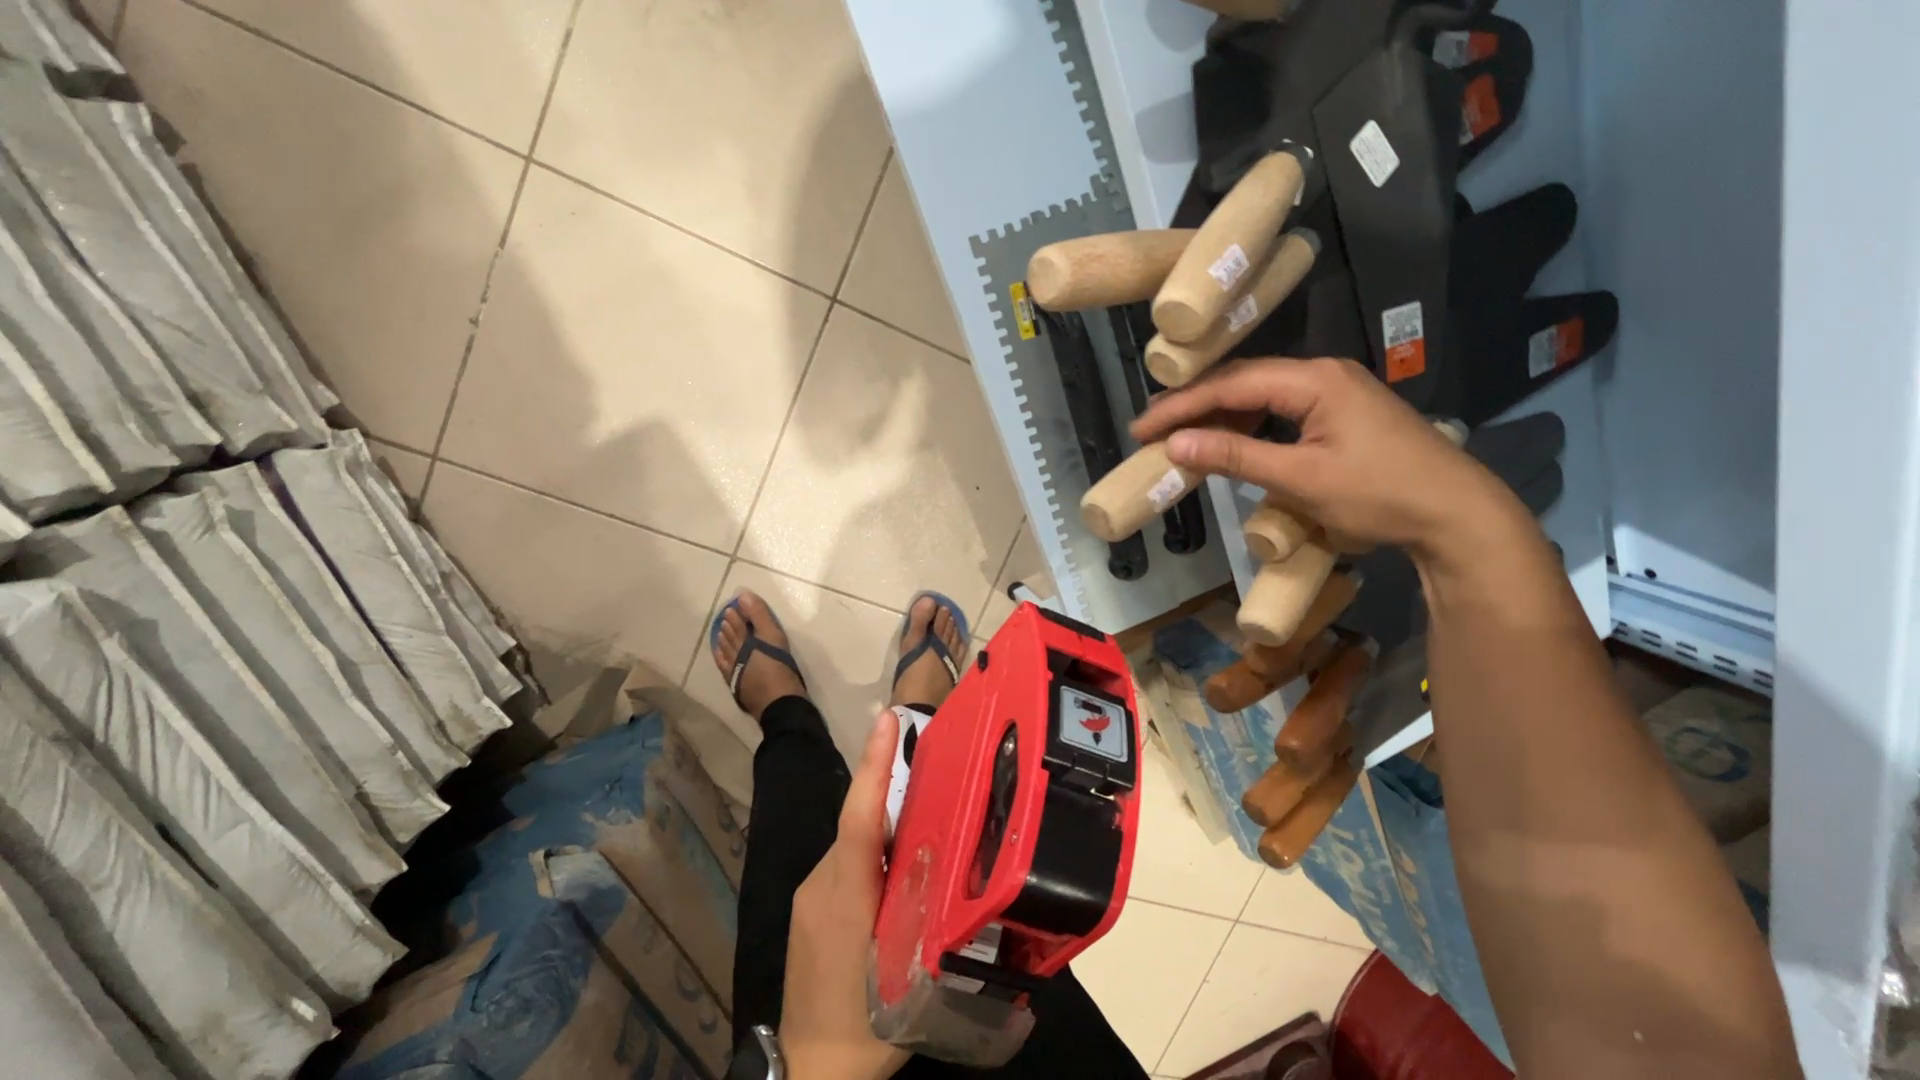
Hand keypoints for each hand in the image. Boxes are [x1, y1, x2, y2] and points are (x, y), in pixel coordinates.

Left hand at [779, 712, 910, 1079]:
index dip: (876, 767)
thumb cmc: (865, 1028)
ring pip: (854, 849)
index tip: (887, 720)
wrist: (809, 1071)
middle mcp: (821, 886)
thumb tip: (962, 878)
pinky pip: (845, 868)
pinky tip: (901, 880)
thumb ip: (931, 921)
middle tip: (941, 776)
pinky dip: (872, 860)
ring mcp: (808, 898)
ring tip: (932, 833)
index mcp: (846, 898)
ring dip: (887, 836)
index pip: (861, 818)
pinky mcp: (806, 912)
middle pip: (860, 826)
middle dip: (894, 796)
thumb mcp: (911, 978)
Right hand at [1130, 356, 1518, 558]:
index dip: (1182, 406)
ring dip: (1222, 415)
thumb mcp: (1301, 480)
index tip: (1142, 428)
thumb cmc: (1379, 495)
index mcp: (1314, 379)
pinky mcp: (1345, 413)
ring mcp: (1338, 391)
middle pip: (1245, 381)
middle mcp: (1324, 374)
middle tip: (1152, 430)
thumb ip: (1237, 457)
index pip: (1231, 383)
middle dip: (1196, 405)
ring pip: (1263, 394)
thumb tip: (1176, 445)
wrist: (1456, 514)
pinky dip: (1250, 425)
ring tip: (1181, 436)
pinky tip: (1232, 441)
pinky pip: (1283, 409)